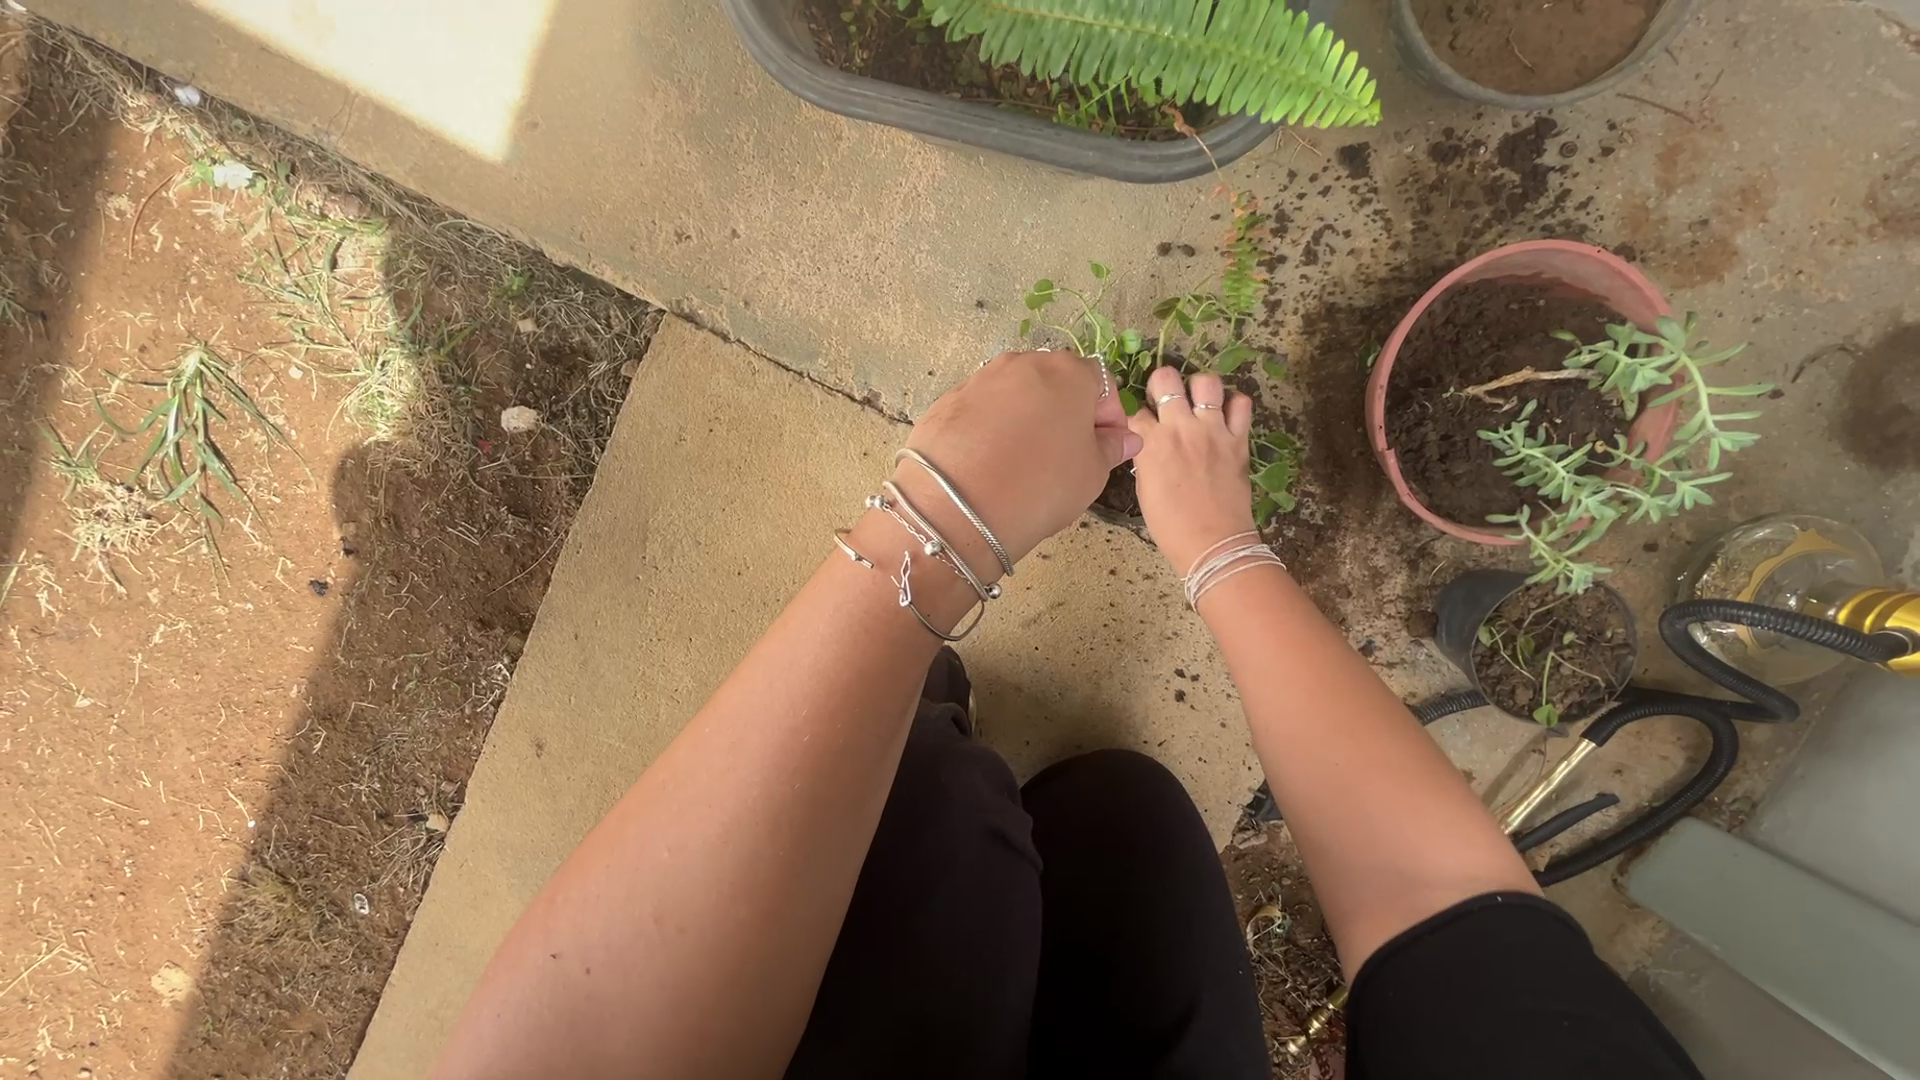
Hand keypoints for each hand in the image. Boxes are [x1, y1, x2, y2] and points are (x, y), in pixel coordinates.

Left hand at [891, 351, 1139, 577]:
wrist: (958, 506)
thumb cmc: (1041, 485)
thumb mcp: (1091, 474)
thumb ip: (1111, 449)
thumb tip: (1126, 438)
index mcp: (1068, 372)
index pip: (1101, 384)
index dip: (1109, 417)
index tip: (1107, 448)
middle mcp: (1023, 363)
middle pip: (1055, 383)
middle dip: (1066, 414)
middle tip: (1067, 456)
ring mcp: (980, 379)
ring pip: (1015, 395)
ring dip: (1027, 420)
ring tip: (1024, 463)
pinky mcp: (947, 401)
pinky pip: (982, 412)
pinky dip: (991, 430)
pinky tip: (990, 464)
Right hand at [1127, 367, 1256, 573]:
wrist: (1212, 543)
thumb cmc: (1170, 524)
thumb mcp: (1144, 488)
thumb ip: (1145, 457)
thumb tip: (1147, 443)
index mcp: (1150, 443)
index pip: (1133, 409)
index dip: (1133, 412)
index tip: (1135, 419)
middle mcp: (1180, 428)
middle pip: (1166, 379)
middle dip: (1161, 384)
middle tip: (1164, 399)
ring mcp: (1212, 430)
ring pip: (1206, 382)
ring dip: (1198, 387)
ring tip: (1196, 401)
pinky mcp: (1238, 439)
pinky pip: (1241, 404)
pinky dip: (1233, 404)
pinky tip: (1225, 415)